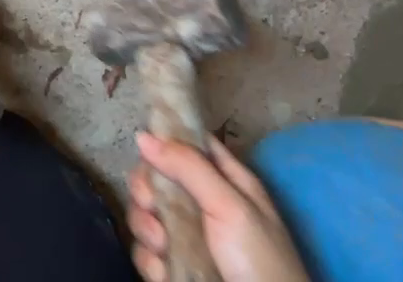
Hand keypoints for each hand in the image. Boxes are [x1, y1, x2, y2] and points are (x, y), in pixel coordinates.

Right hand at [128, 132, 306, 281]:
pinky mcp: (175, 266)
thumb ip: (189, 167)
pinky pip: (145, 251)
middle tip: (152, 206)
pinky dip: (150, 260)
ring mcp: (187, 238)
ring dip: (146, 229)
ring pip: (144, 215)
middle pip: (155, 178)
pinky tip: (165, 271)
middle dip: (145, 192)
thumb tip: (142, 135)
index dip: (163, 141)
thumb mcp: (232, 207)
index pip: (188, 144)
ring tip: (163, 247)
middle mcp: (203, 204)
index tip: (145, 151)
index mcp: (225, 182)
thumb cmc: (259, 262)